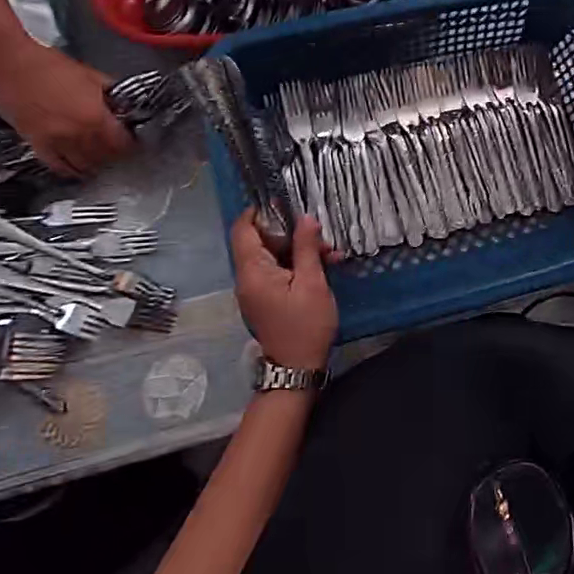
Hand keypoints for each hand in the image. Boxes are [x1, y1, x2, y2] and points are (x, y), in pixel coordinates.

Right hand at [0, 41, 132, 177]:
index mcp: (95, 117)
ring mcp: (55, 142)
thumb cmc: (50, 64)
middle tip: (117, 150)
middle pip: (104, 156)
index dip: (129, 144)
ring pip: (82, 165)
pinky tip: (76, 168)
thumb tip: (123, 106)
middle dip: (114, 154)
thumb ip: (110, 94)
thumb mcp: (91, 76)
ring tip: (99, 159)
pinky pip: (56, 165)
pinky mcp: (34, 143)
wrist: (7, 62)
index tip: (131, 141)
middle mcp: (78, 134)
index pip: (121, 143)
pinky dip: (69, 169)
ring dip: (94, 164)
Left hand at [230, 211, 335, 369]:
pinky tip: (323, 266)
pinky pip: (277, 271)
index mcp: (252, 271)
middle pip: (260, 241)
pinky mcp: (265, 298)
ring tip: (330, 254)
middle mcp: (247, 277)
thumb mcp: (312, 283)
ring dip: (299, 250)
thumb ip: (306, 248)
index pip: (243, 229)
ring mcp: (255, 289)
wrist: (296, 368)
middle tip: (321, 236)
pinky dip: (297, 264)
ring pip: (272, 256)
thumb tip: (306, 218)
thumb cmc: (305, 325)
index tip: (285, 205)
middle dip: (291, 233)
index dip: (259, 211)